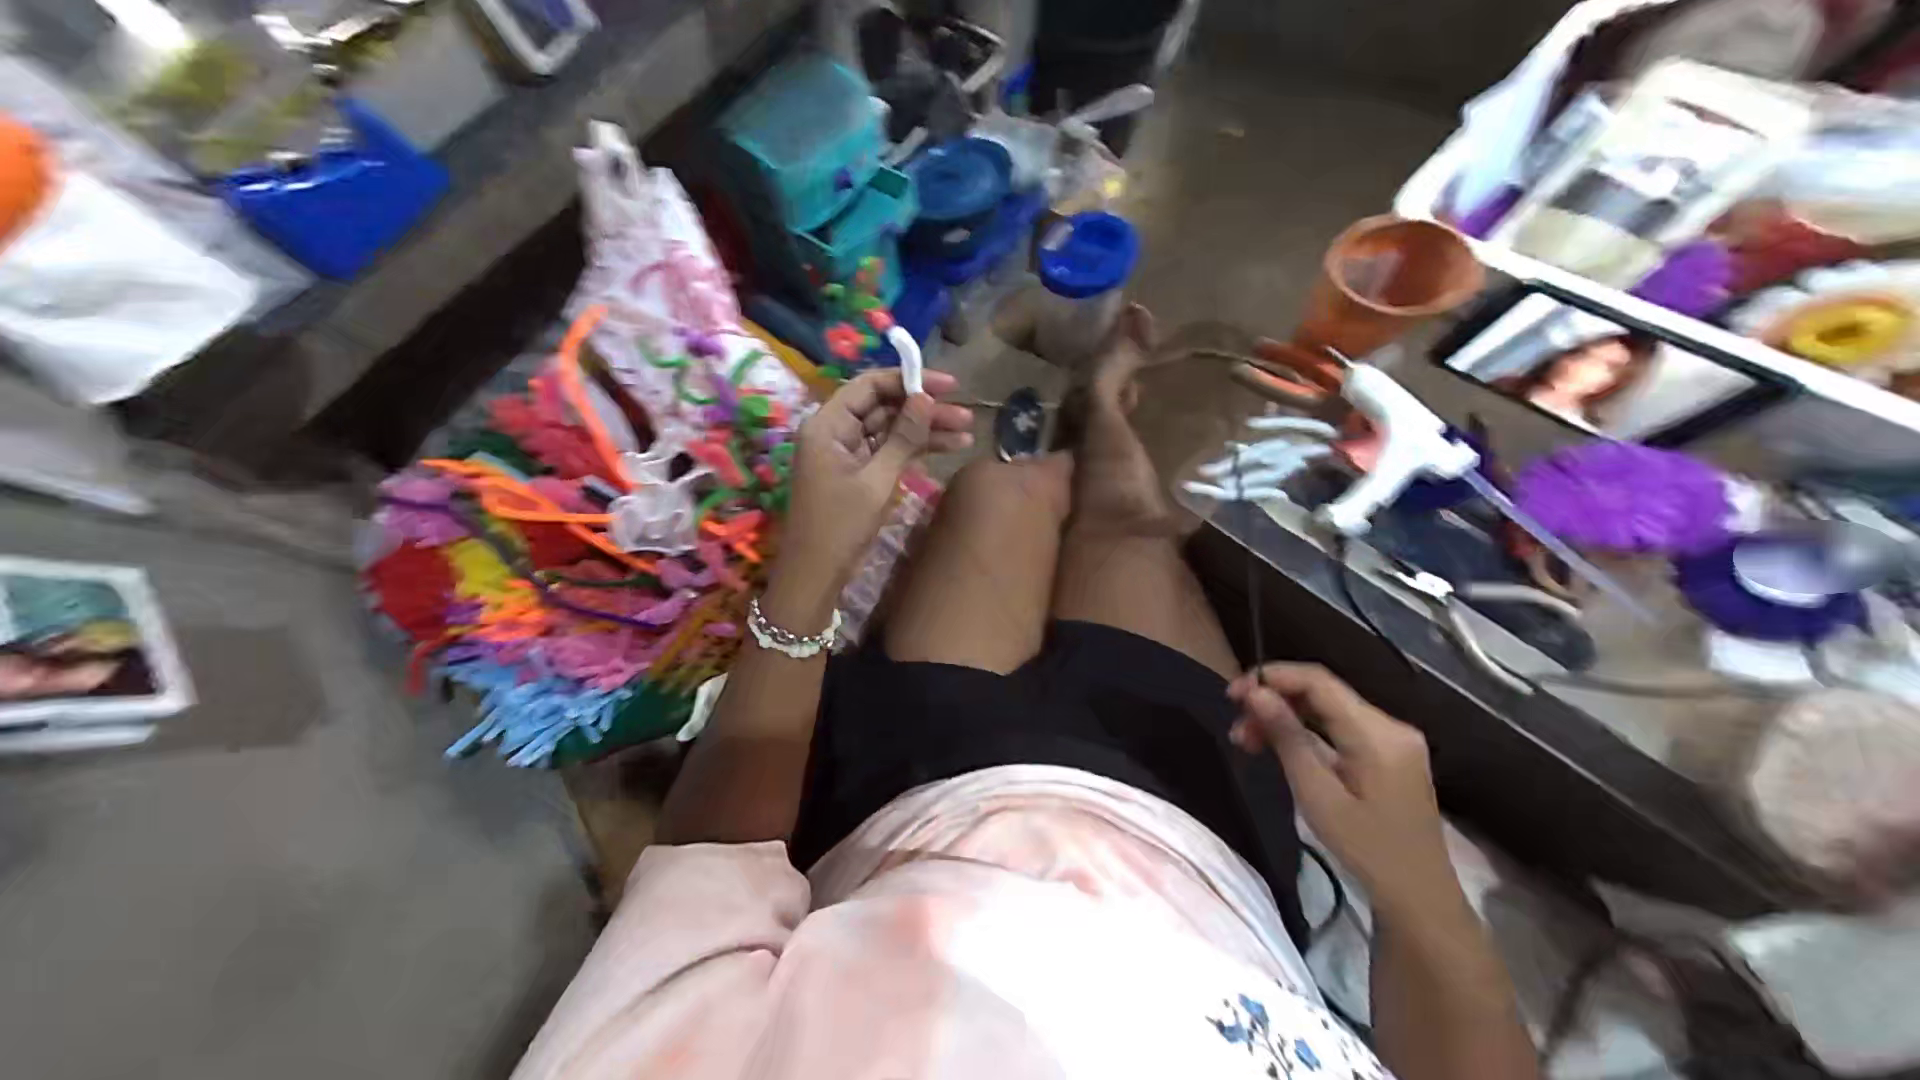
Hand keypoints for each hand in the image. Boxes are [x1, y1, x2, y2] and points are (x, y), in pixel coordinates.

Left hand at [777, 368, 972, 594]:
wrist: (816, 574)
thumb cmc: (840, 526)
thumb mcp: (876, 480)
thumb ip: (903, 437)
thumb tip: (926, 398)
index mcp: (828, 425)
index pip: (870, 386)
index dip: (910, 380)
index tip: (948, 385)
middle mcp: (835, 431)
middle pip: (884, 407)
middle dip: (925, 410)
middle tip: (967, 414)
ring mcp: (847, 452)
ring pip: (890, 430)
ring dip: (926, 431)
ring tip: (967, 432)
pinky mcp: (858, 472)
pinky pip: (888, 451)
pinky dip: (915, 451)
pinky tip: (948, 449)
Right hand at [1227, 663, 1455, 914]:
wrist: (1419, 897)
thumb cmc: (1366, 849)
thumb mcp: (1317, 794)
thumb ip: (1287, 737)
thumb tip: (1255, 692)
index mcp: (1377, 733)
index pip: (1318, 681)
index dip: (1271, 677)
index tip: (1233, 693)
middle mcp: (1389, 725)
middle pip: (1321, 693)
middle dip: (1273, 701)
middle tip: (1236, 725)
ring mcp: (1392, 739)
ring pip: (1326, 710)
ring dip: (1284, 718)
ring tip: (1247, 740)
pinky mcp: (1387, 754)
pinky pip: (1338, 727)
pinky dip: (1304, 732)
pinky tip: (1277, 747)